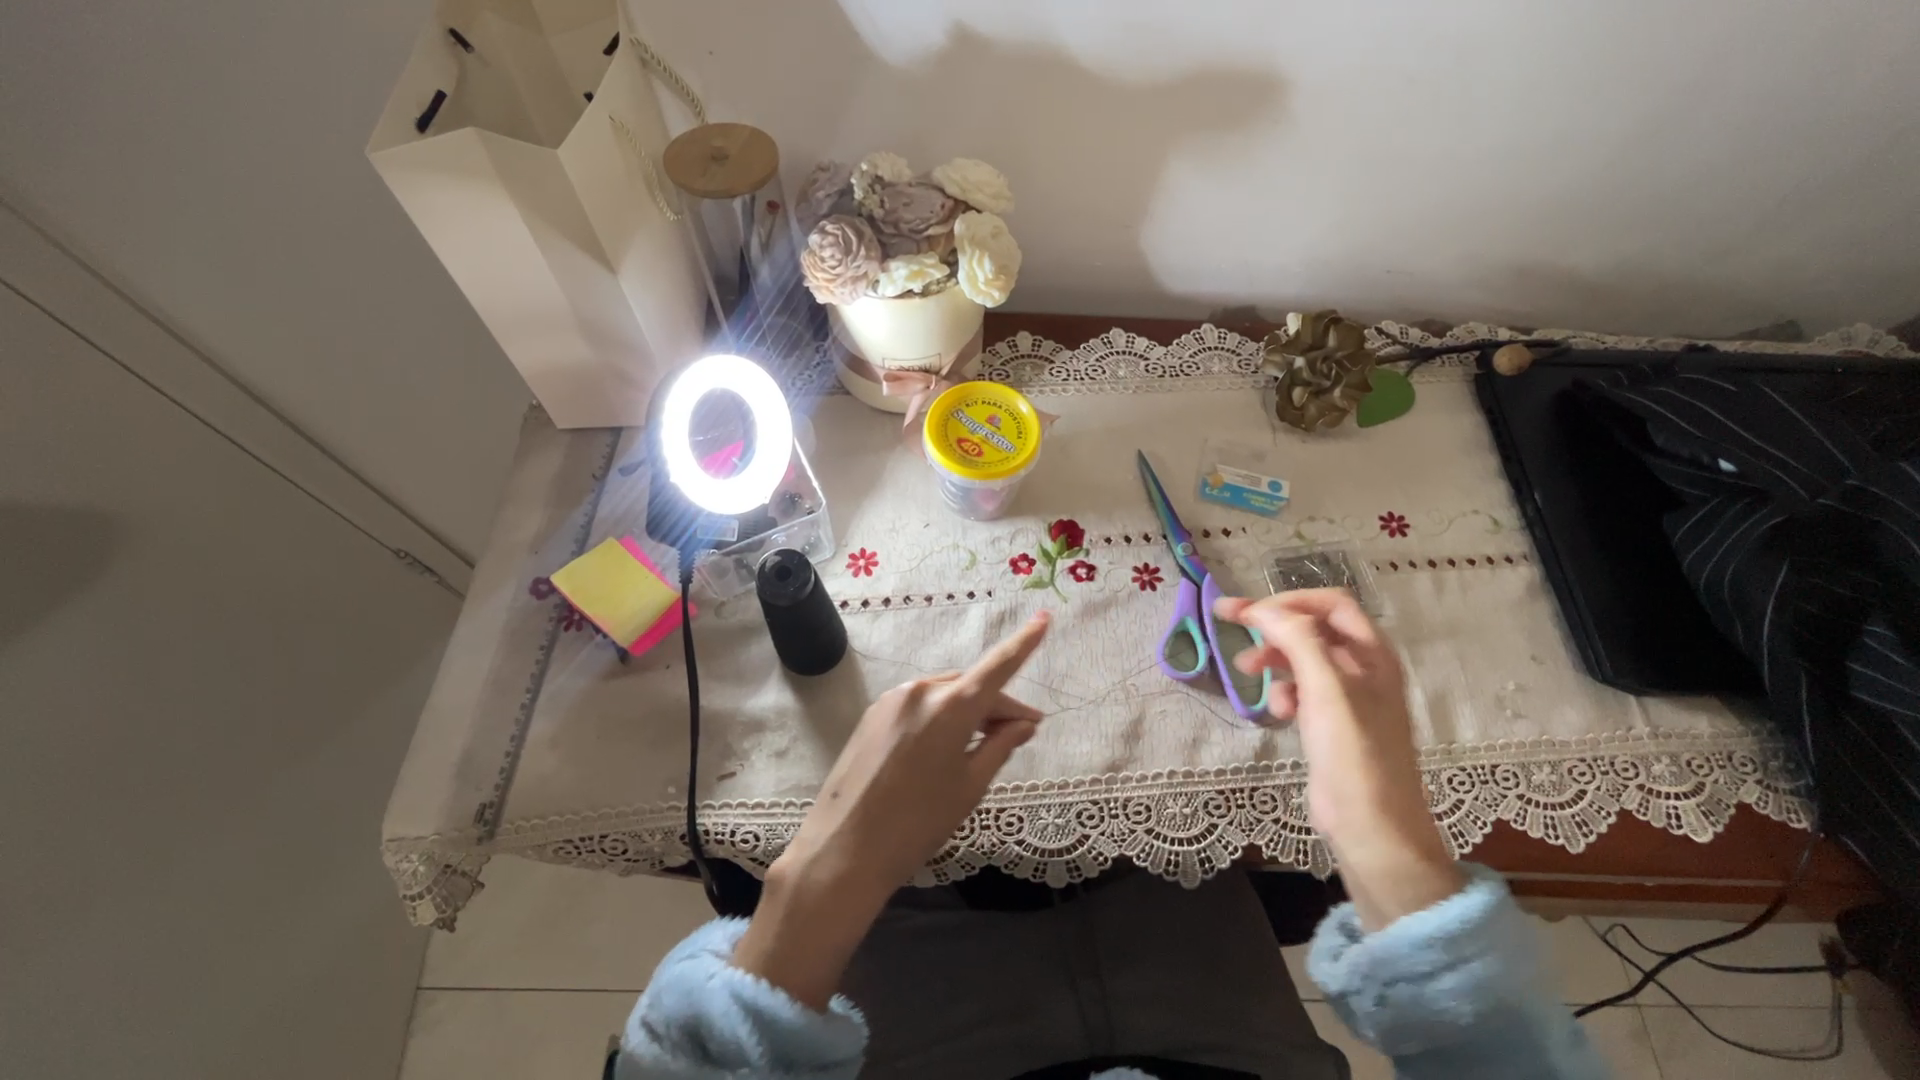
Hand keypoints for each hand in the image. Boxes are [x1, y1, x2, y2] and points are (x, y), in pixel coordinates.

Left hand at [733, 611, 1050, 1007]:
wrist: (843, 849)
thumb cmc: (918, 824)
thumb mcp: (970, 787)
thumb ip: (1000, 745)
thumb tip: (1024, 722)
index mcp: (950, 706)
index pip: (998, 667)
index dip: (1024, 643)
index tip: (1044, 617)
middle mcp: (920, 691)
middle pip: (971, 687)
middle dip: (997, 706)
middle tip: (1020, 733)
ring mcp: (892, 700)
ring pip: (944, 695)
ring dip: (968, 712)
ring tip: (984, 744)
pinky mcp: (873, 714)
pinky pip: (920, 705)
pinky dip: (940, 717)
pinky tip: (945, 747)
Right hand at [1215, 589, 1461, 930]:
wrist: (1371, 825)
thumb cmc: (1354, 753)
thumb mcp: (1326, 689)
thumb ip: (1297, 641)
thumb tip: (1263, 610)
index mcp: (1373, 653)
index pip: (1329, 603)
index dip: (1287, 600)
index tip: (1244, 611)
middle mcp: (1364, 669)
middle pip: (1313, 628)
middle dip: (1272, 626)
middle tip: (1228, 625)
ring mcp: (1349, 698)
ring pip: (1303, 659)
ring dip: (1273, 659)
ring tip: (1246, 670)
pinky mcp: (1332, 725)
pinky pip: (1302, 692)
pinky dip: (1284, 693)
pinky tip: (1276, 712)